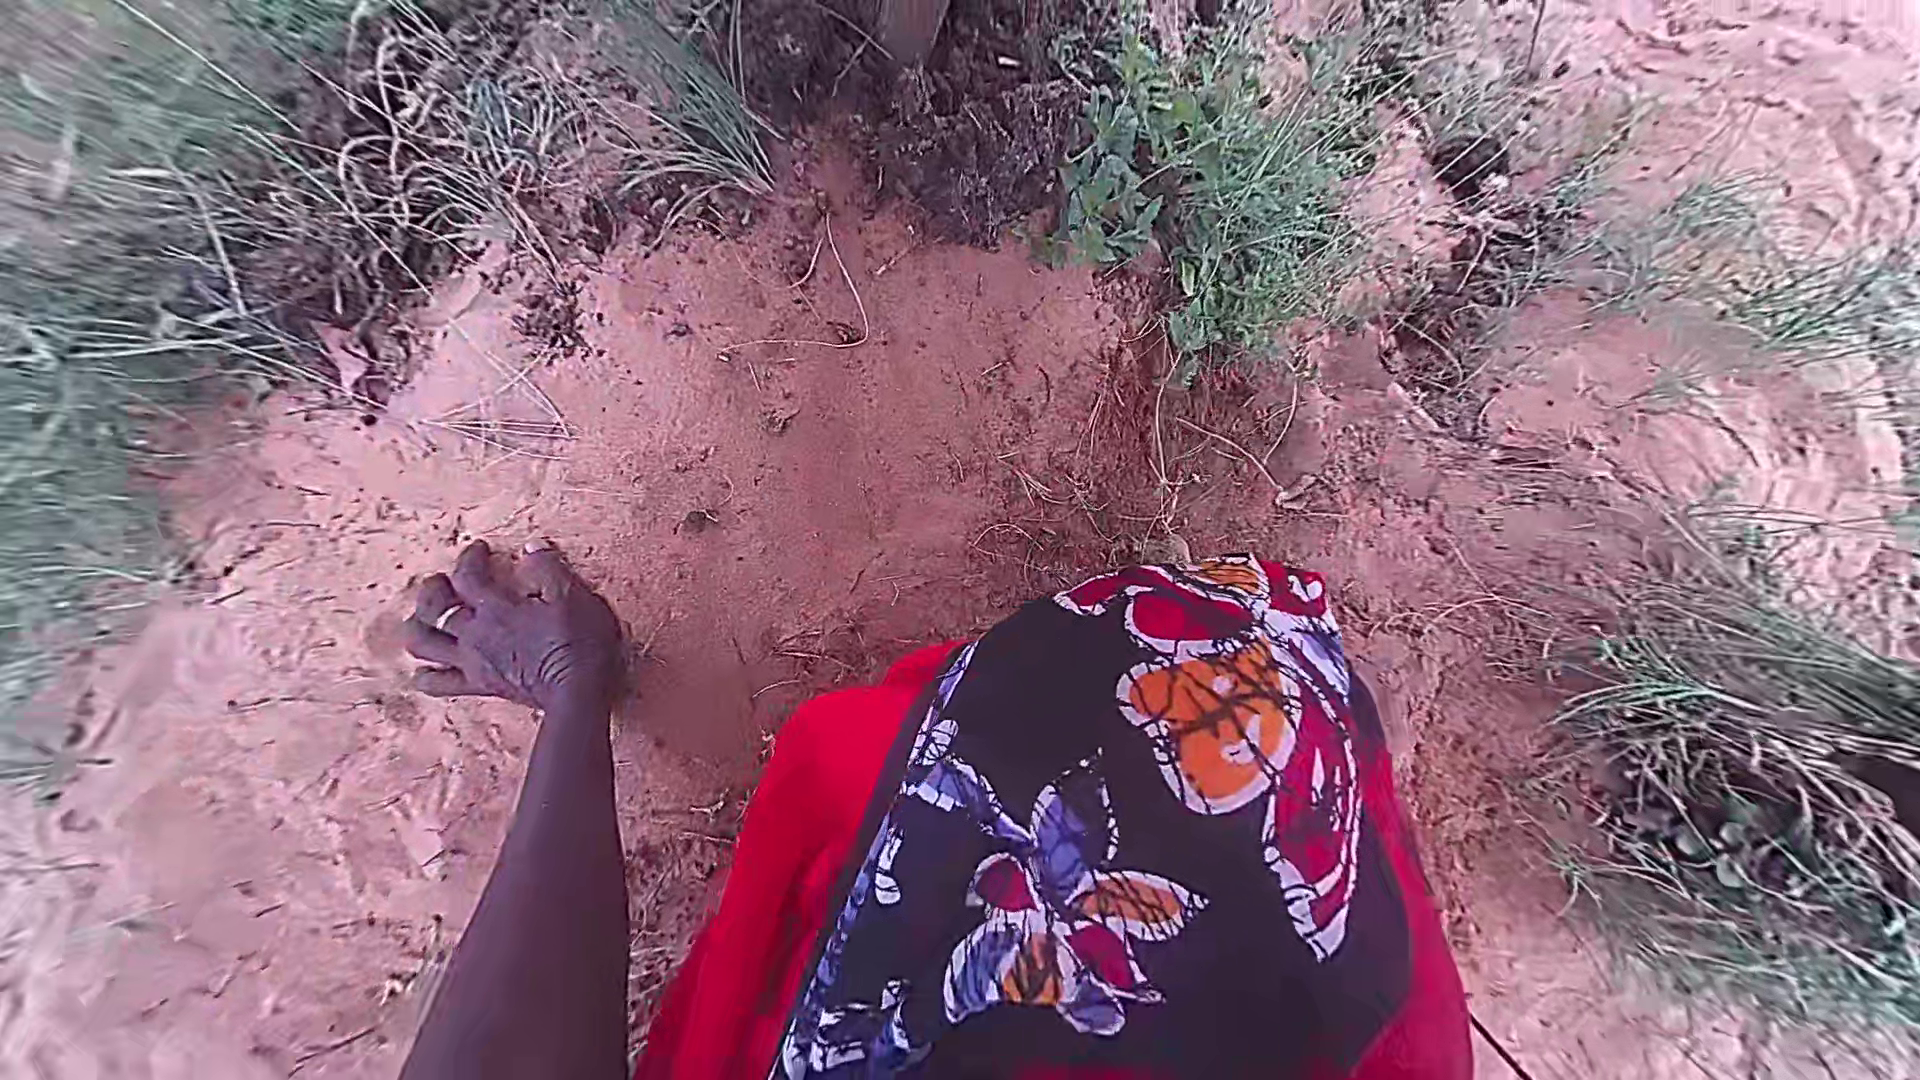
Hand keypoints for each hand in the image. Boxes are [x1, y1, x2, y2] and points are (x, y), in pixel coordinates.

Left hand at [403, 540, 623, 713]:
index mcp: (498, 609)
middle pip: (434, 609)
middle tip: (440, 582)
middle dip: (433, 590)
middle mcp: (476, 634)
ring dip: (417, 627)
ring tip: (422, 618)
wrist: (578, 690)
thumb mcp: (575, 597)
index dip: (470, 559)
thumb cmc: (580, 643)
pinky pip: (438, 684)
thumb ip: (550, 569)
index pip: (469, 577)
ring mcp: (474, 662)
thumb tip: (532, 547)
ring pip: (424, 643)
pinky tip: (425, 670)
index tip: (479, 549)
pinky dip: (425, 676)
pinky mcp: (481, 685)